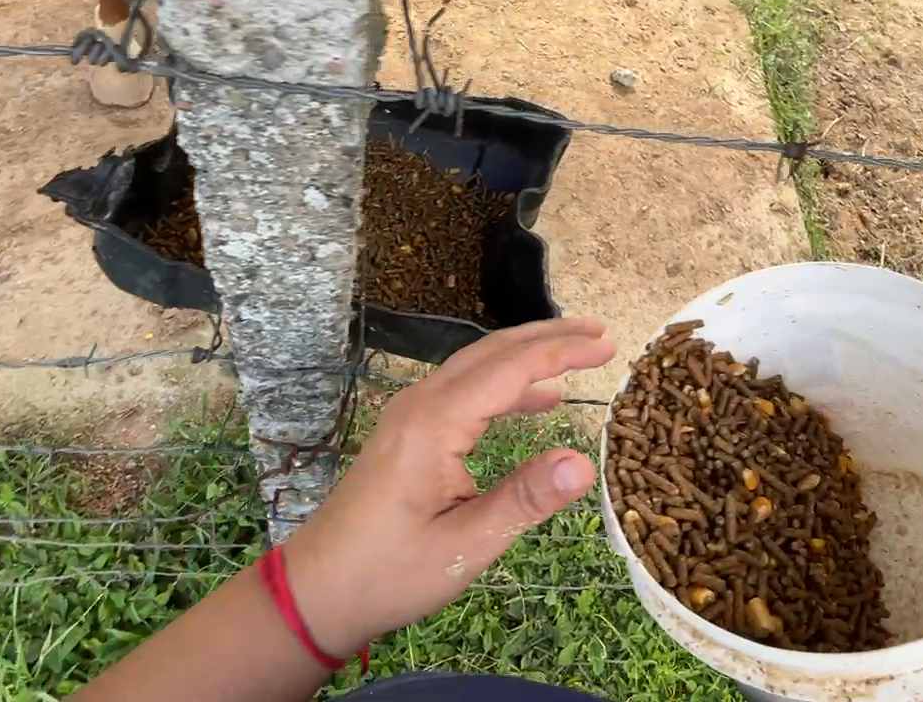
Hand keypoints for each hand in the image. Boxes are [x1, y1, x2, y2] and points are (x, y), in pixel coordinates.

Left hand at [284, 317, 617, 655]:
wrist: (316, 590)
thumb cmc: (389, 573)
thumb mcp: (464, 545)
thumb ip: (524, 499)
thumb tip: (585, 463)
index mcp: (435, 423)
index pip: (511, 369)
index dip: (563, 352)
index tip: (607, 344)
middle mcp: (423, 402)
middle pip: (494, 351)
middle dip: (549, 337)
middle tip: (598, 332)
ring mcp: (413, 412)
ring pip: (479, 364)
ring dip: (528, 354)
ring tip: (577, 352)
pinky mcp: (412, 427)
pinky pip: (467, 388)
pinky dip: (507, 384)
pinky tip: (538, 399)